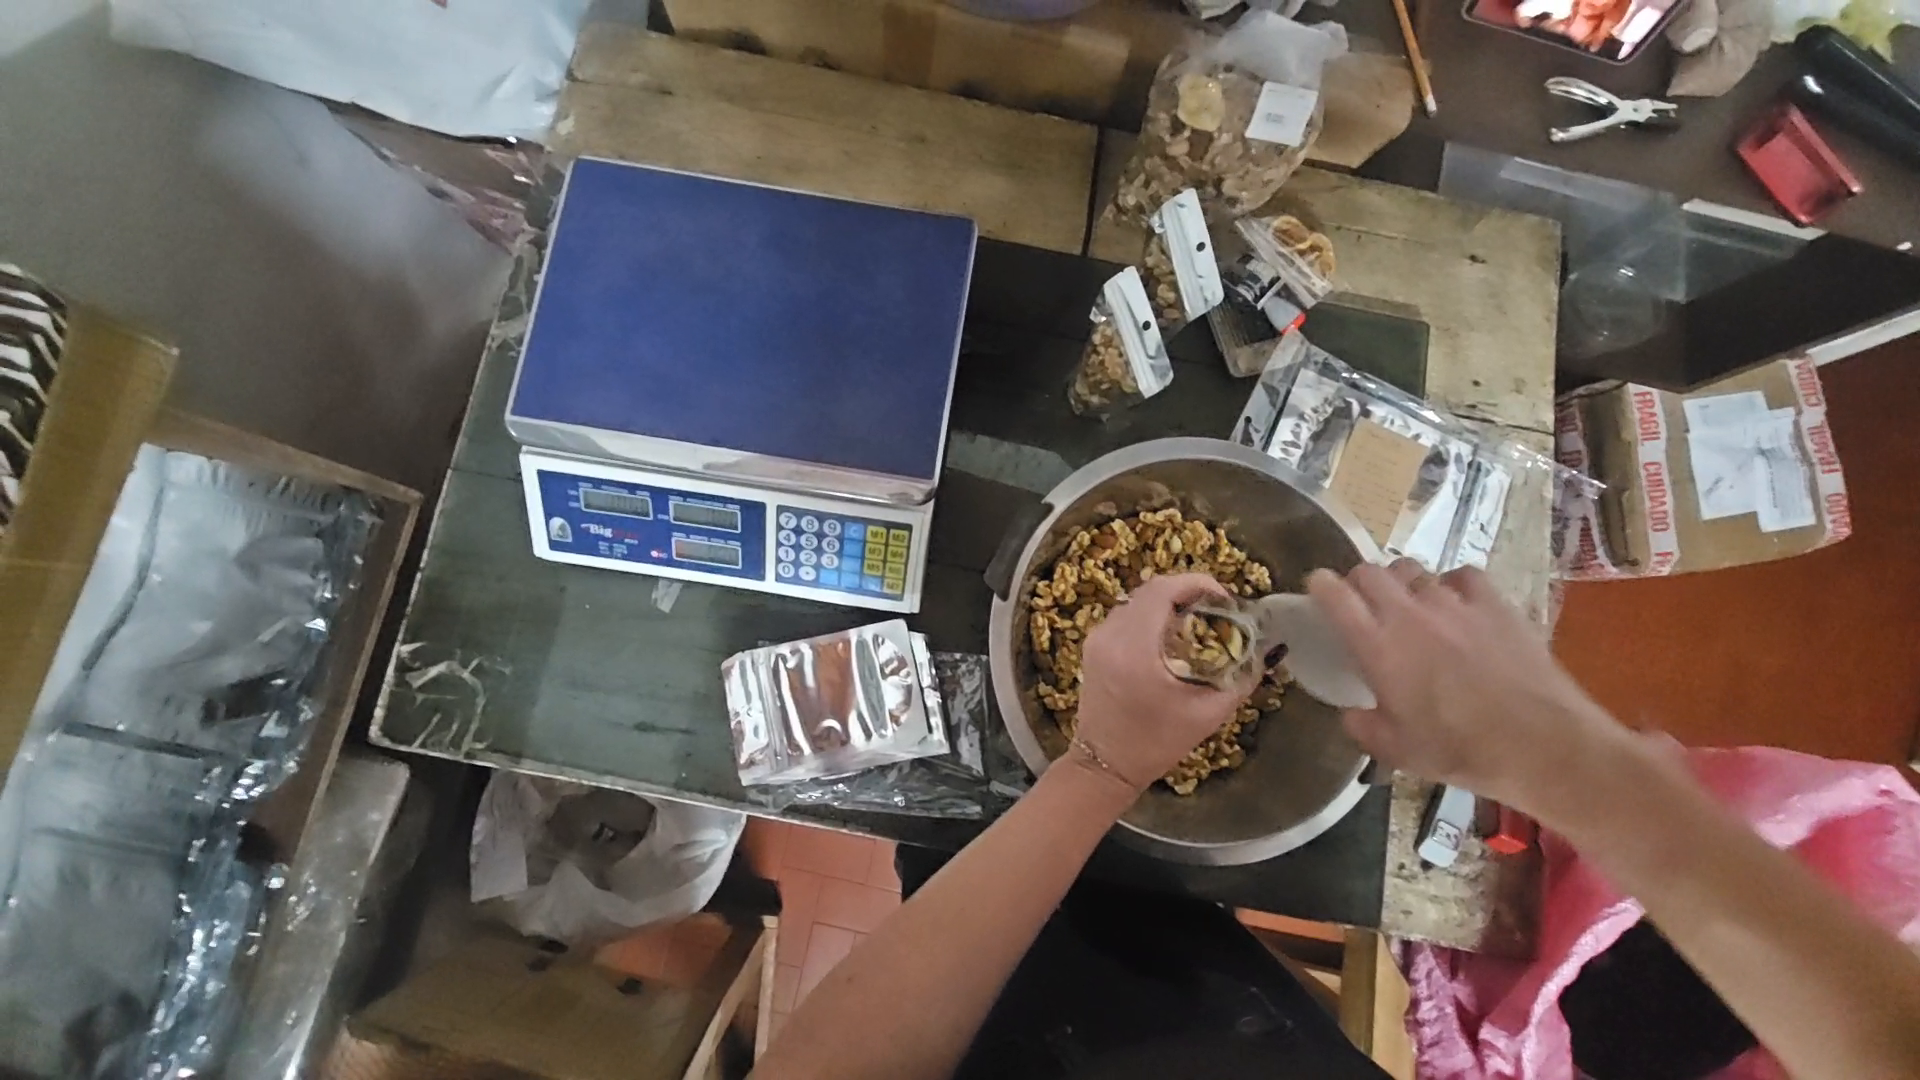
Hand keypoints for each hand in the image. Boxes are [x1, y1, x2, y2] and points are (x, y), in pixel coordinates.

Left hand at [1073, 573, 1256, 792]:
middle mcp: (1110, 635)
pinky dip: (1149, 616)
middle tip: (1216, 610)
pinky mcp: (1091, 646)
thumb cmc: (1156, 743)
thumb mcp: (1207, 713)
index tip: (1224, 599)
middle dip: (1186, 593)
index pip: (1162, 590)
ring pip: (1135, 600)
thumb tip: (1268, 649)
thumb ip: (1241, 677)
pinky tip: (1169, 638)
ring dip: (1167, 603)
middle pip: (1149, 590)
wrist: (1104, 765)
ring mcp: (1096, 639)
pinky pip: (1124, 616)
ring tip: (1196, 624)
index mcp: (1134, 649)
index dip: (1197, 584)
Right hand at [1306, 558, 1628, 820]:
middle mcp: (1409, 615)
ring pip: (1413, 570)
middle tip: (1362, 603)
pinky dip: (1451, 584)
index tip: (1318, 590)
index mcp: (1377, 647)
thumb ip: (1363, 728)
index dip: (1320, 585)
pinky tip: (1456, 604)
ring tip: (1409, 603)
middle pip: (1370, 571)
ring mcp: (1455, 604)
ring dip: (1402, 583)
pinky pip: (1462, 576)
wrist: (1547, 748)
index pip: (1335, 594)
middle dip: (1358, 581)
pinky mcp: (1496, 605)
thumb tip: (1352, 714)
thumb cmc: (1463, 752)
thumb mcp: (1397, 752)